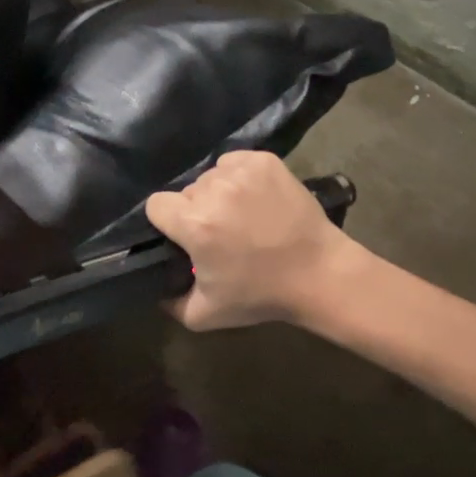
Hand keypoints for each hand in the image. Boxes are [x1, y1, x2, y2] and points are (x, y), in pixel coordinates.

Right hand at [144, 151, 368, 330]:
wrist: (321, 274)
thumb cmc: (262, 295)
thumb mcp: (205, 315)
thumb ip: (169, 304)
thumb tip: (154, 289)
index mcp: (194, 224)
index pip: (156, 204)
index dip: (168, 222)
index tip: (186, 237)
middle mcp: (213, 191)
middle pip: (186, 191)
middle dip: (197, 209)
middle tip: (221, 233)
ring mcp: (241, 172)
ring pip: (210, 176)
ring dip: (218, 193)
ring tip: (242, 216)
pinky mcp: (264, 161)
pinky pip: (234, 162)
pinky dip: (238, 177)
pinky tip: (255, 198)